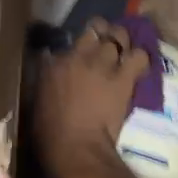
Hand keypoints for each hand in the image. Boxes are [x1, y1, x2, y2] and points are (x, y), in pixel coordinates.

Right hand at [33, 20, 145, 177]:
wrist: (76, 148)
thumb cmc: (49, 133)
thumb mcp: (37, 100)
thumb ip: (45, 79)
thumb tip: (50, 68)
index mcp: (53, 63)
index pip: (65, 42)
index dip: (76, 48)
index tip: (78, 55)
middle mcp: (77, 55)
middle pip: (93, 30)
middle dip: (101, 34)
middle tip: (105, 44)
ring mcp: (102, 64)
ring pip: (118, 36)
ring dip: (121, 42)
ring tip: (124, 51)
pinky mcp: (123, 77)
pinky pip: (139, 56)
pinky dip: (140, 58)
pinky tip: (137, 67)